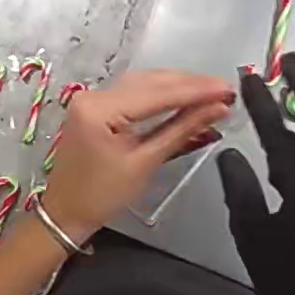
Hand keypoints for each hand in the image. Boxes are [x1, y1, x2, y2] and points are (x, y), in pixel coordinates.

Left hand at [41, 69, 234, 244]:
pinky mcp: (95, 107)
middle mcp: (94, 95)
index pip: (158, 93)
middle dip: (190, 85)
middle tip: (226, 89)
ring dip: (177, 87)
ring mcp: (92, 99)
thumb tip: (218, 108)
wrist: (65, 213)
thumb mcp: (145, 163)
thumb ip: (181, 130)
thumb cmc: (102, 196)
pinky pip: (133, 93)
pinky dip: (160, 95)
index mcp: (100, 109)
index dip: (197, 90)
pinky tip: (183, 97)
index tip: (229, 88)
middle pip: (151, 82)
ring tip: (211, 92)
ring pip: (143, 84)